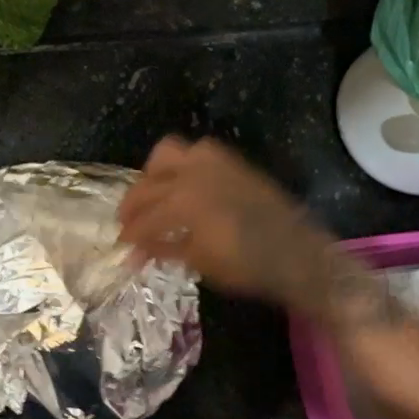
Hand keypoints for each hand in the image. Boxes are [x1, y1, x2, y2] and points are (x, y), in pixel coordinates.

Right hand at [117, 136, 337, 309]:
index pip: (143, 218)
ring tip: (153, 196)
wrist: (297, 255)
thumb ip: (162, 250)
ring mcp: (214, 163)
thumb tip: (133, 253)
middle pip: (147, 184)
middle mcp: (193, 175)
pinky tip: (183, 188)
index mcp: (182, 202)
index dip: (129, 234)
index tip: (121, 246)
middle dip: (133, 205)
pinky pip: (198, 151)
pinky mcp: (232, 162)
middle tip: (127, 224)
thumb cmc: (246, 267)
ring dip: (154, 175)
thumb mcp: (198, 262)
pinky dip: (183, 166)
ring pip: (168, 154)